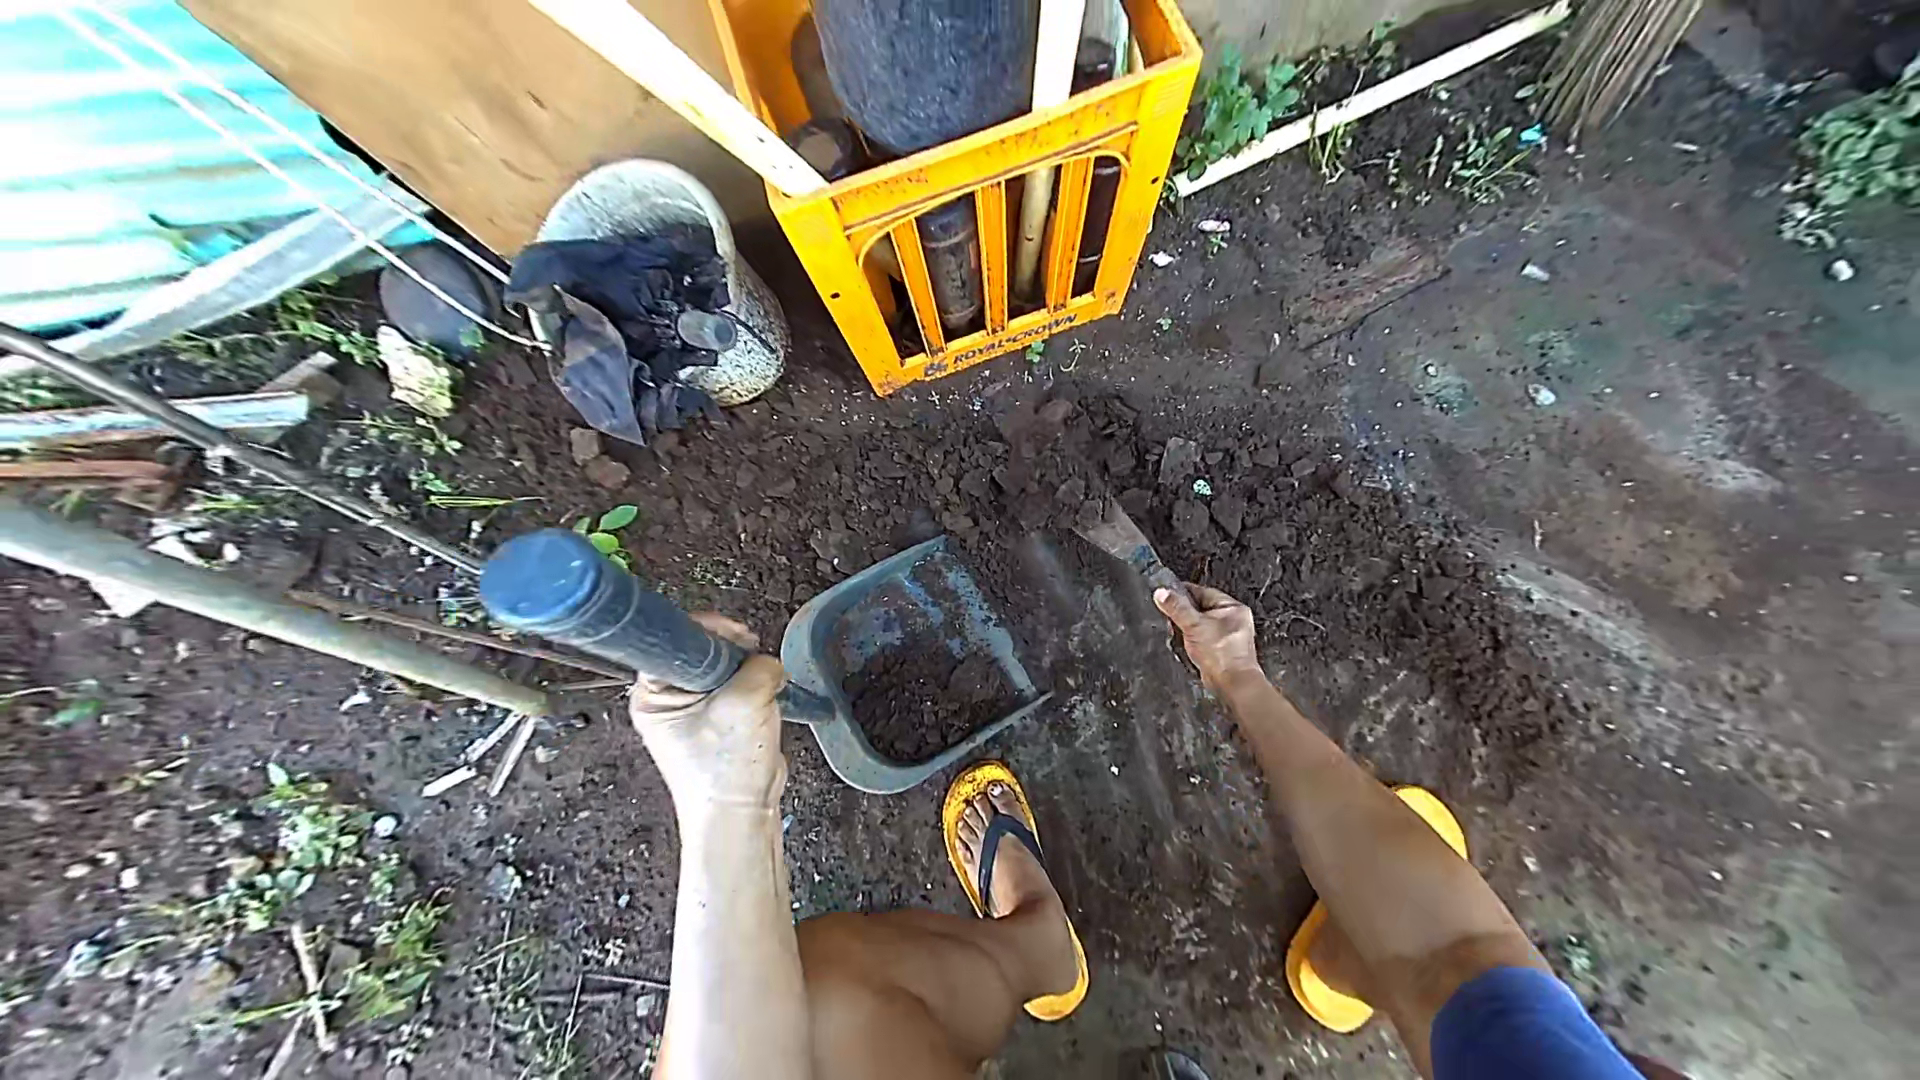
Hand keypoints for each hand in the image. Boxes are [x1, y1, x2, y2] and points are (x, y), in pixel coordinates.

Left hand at [629, 614, 788, 812]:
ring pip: (726, 665)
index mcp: (654, 694)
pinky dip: (756, 684)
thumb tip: (768, 659)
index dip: (710, 630)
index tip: (735, 635)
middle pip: (704, 648)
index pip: (677, 639)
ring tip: (761, 684)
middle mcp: (669, 696)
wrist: (742, 811)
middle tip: (753, 655)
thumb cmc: (725, 771)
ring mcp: (695, 705)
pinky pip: (739, 682)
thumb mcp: (744, 703)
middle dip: (735, 651)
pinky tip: (765, 695)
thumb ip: (760, 667)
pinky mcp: (719, 713)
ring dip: (750, 669)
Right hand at [1154, 584, 1260, 688]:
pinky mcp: (1221, 649)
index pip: (1202, 591)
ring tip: (1179, 633)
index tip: (1166, 594)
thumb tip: (1162, 593)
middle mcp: (1233, 620)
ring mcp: (1228, 636)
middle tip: (1171, 616)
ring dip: (1188, 628)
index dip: (1183, 593)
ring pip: (1200, 624)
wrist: (1232, 683)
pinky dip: (1193, 640)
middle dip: (1184, 613)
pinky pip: (1202, 638)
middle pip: (1201, 608)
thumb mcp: (1193, 624)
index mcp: (1232, 607)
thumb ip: (1177, 607)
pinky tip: (1186, 645)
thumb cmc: (1223, 655)